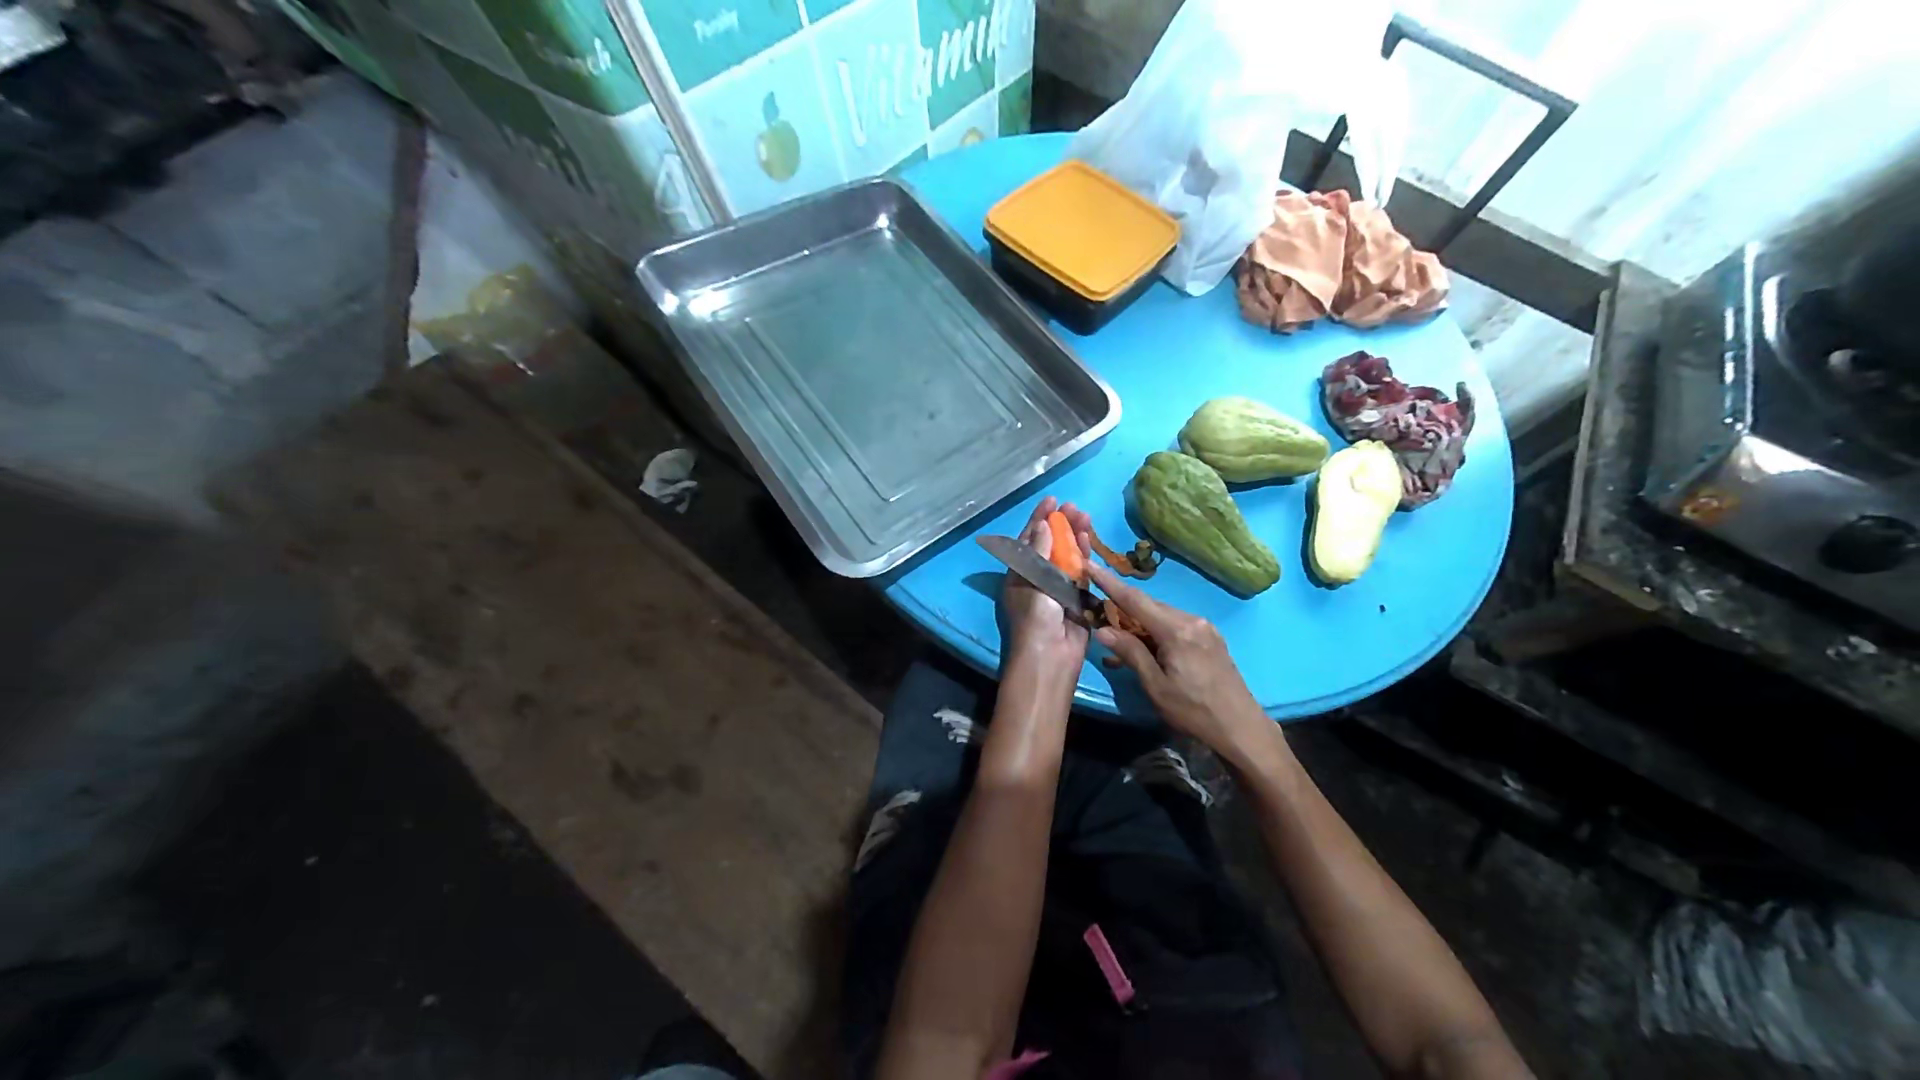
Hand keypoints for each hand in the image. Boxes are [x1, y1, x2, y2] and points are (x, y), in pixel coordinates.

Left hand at [1000, 496, 1091, 675]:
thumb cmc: (1035, 618)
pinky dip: (1086, 557)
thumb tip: (1044, 524)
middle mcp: (1037, 579)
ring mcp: (1058, 589)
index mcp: (1018, 575)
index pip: (1028, 540)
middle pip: (1050, 545)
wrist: (1050, 657)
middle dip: (1061, 525)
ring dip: (1075, 537)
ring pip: (1067, 557)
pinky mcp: (1078, 601)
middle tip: (1074, 507)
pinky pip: (1082, 574)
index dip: (1038, 519)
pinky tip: (1090, 540)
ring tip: (1085, 517)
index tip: (1051, 500)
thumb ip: (1041, 552)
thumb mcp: (1033, 581)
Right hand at [1088, 564, 1279, 766]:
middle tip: (1097, 609)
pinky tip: (1146, 646)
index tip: (1089, 565)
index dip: (1109, 582)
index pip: (1135, 600)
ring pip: (1163, 614)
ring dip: (1139, 621)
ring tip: (1119, 636)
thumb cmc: (1194, 711)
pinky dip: (1156, 630)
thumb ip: (1130, 653)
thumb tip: (1102, 629)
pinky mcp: (1211, 638)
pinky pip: (1176, 625)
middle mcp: (1192, 620)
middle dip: (1122, 605)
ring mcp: (1205, 628)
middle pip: (1149, 605)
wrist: (1241, 729)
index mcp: (1177, 630)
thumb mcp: (1156, 686)